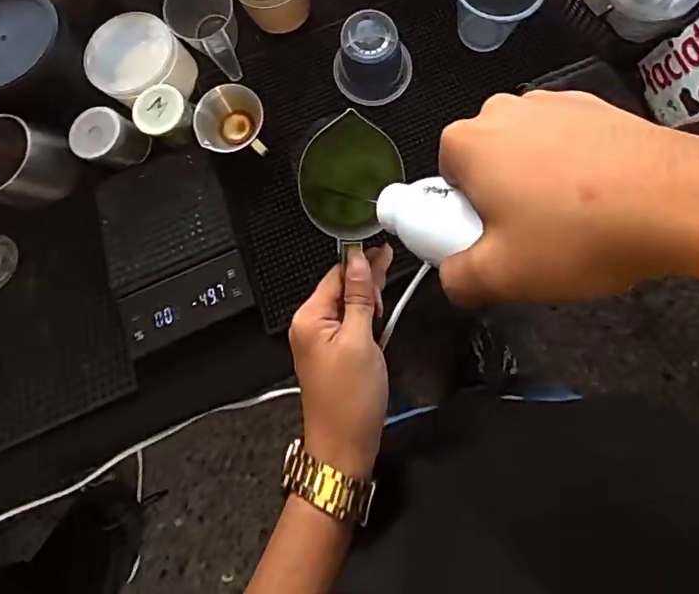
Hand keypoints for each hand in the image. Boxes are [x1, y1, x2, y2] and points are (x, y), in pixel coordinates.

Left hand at [288, 245, 392, 479]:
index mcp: (309, 318)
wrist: (343, 449)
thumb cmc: (349, 401)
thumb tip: (359, 263)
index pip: (336, 275)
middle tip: (389, 259)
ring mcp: (319, 342)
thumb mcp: (360, 340)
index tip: (382, 249)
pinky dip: (364, 315)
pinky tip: (378, 309)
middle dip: (365, 275)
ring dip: (367, 295)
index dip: (360, 261)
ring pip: (346, 305)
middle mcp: (309, 326)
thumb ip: (360, 297)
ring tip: (386, 282)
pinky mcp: (332, 355)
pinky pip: (348, 323)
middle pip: (340, 288)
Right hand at [437, 90, 698, 305]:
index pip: (444, 181)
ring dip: (537, 179)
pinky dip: (574, 164)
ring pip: (525, 150)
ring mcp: (549, 102)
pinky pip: (565, 139)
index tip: (497, 243)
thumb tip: (453, 274)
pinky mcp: (590, 104)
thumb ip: (457, 279)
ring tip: (576, 219)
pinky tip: (602, 195)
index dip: (465, 217)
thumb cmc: (578, 234)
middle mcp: (502, 110)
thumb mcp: (503, 277)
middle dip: (499, 196)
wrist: (675, 200)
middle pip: (484, 161)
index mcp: (467, 142)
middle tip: (534, 237)